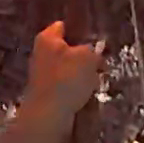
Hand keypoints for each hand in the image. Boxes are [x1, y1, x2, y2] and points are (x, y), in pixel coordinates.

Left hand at [19, 21, 100, 135]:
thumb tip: (95, 51)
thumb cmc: (67, 79)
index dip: (82, 29)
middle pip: (69, 48)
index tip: (97, 37)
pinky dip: (78, 88)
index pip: (65, 25)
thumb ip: (94, 49)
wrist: (48, 117)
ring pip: (70, 67)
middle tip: (101, 60)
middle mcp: (42, 53)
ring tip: (98, 78)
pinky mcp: (48, 92)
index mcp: (48, 38)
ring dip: (84, 73)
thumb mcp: (88, 57)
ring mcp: (43, 74)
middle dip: (86, 54)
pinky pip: (67, 84)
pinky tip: (89, 92)